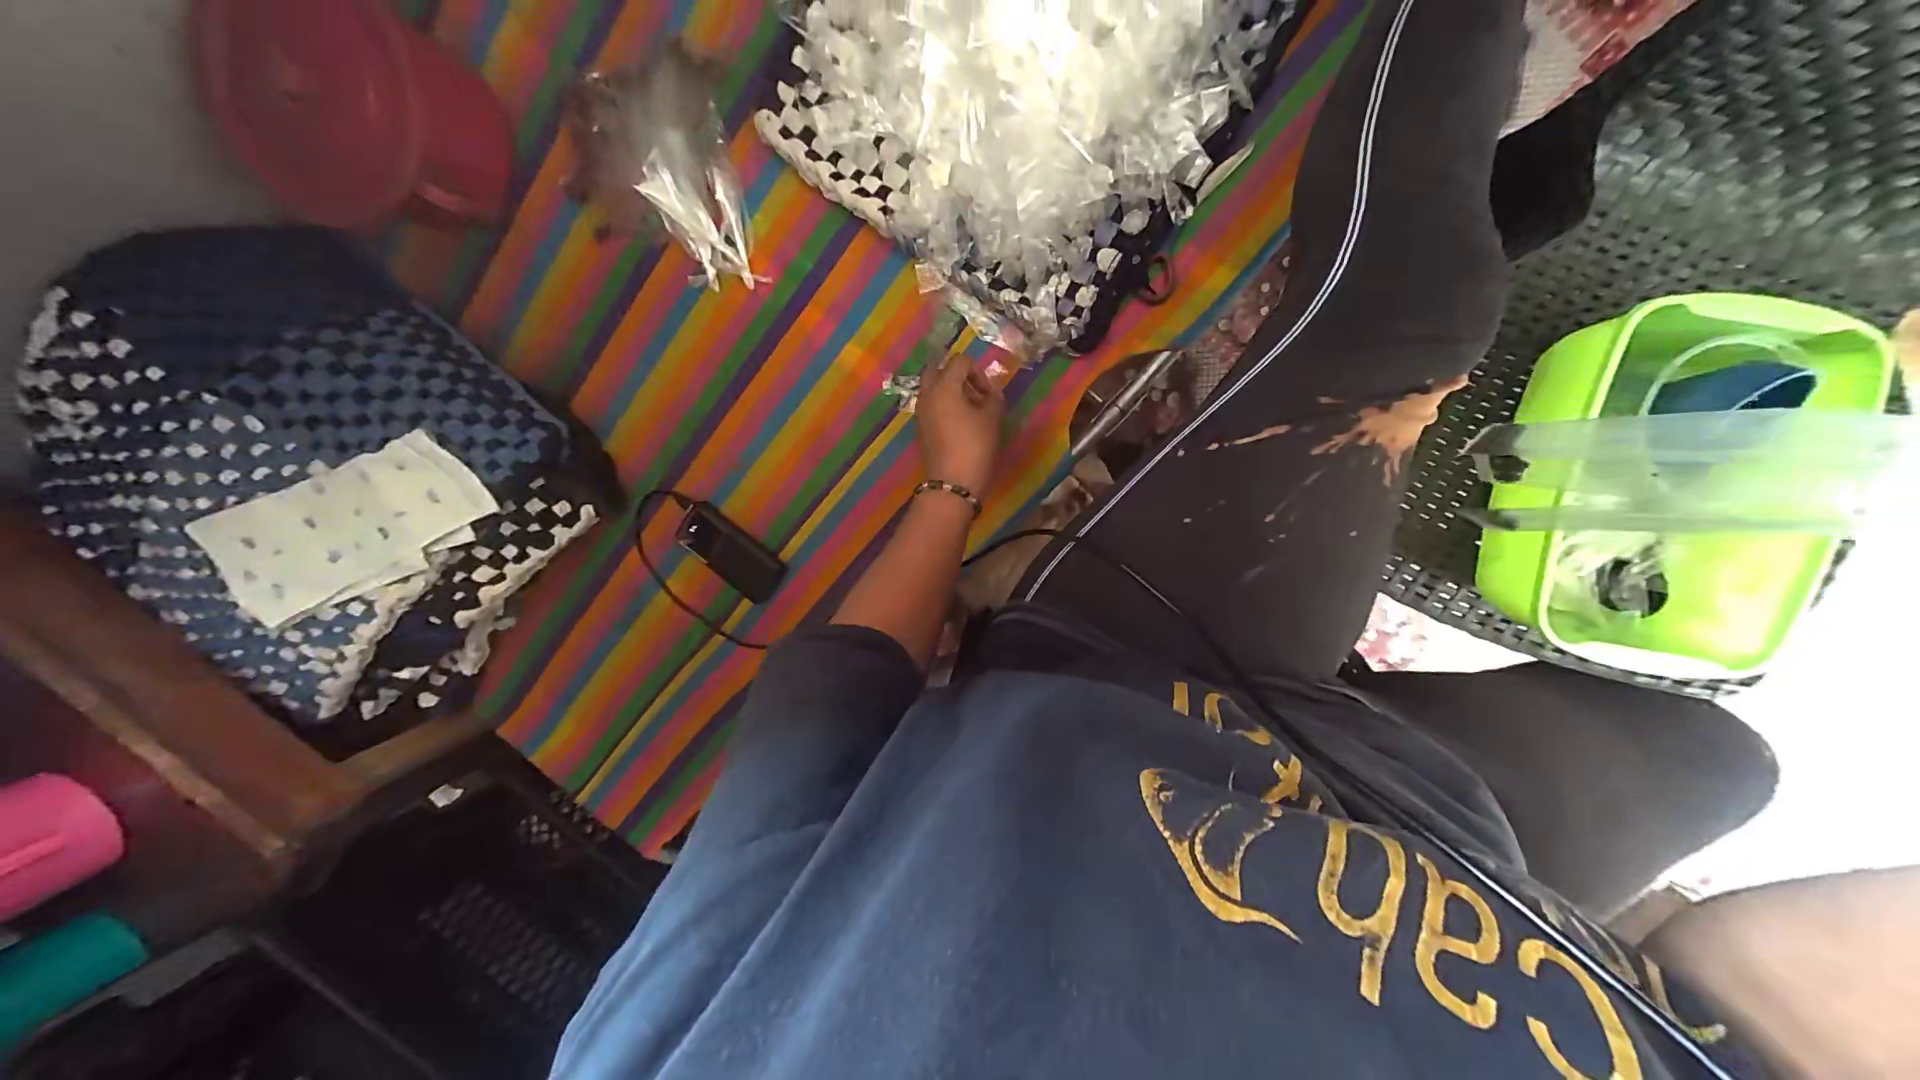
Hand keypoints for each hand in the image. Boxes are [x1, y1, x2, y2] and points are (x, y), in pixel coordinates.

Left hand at [915, 352, 1005, 494]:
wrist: (953, 483)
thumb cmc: (975, 446)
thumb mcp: (992, 419)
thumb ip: (994, 399)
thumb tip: (992, 393)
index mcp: (943, 387)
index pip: (960, 361)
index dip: (979, 373)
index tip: (989, 395)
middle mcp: (927, 395)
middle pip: (938, 370)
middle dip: (958, 377)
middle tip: (974, 395)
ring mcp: (921, 413)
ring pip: (933, 390)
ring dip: (951, 393)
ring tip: (970, 412)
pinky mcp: (921, 430)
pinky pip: (931, 407)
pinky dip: (944, 408)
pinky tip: (960, 426)